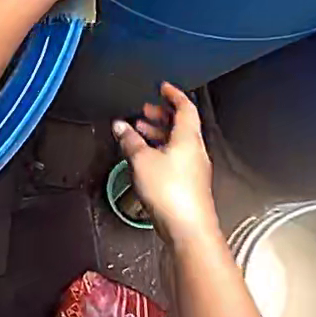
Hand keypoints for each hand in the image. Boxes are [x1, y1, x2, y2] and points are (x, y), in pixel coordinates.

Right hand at [113, 83, 220, 252]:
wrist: (188, 228)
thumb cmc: (172, 193)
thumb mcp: (141, 160)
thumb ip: (130, 140)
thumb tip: (120, 127)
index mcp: (188, 139)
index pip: (185, 108)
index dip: (174, 95)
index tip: (164, 88)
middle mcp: (194, 151)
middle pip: (181, 125)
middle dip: (162, 115)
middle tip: (147, 109)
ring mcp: (193, 168)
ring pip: (176, 142)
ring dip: (159, 133)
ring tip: (139, 131)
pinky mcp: (187, 183)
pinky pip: (174, 158)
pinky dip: (159, 150)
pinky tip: (144, 156)